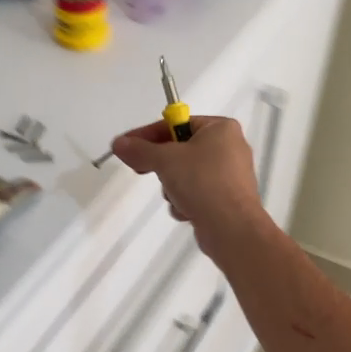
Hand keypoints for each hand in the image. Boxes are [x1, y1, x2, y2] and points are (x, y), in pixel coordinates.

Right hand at [111, 116, 271, 260]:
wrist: (231, 227)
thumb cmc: (202, 182)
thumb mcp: (165, 160)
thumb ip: (140, 150)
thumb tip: (119, 143)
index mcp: (221, 128)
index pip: (177, 123)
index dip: (148, 134)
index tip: (125, 146)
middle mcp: (230, 148)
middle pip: (181, 149)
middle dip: (163, 165)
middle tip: (143, 170)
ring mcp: (231, 176)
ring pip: (187, 174)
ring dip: (174, 187)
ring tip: (177, 196)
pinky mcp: (228, 199)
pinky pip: (198, 193)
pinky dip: (188, 201)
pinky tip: (187, 211)